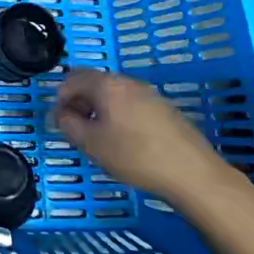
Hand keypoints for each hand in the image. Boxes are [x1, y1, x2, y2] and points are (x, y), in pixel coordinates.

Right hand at [53, 69, 232, 203]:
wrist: (193, 174)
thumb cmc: (135, 156)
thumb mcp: (91, 144)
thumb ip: (68, 125)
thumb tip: (62, 114)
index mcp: (106, 85)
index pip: (71, 80)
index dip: (59, 100)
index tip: (60, 123)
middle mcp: (127, 81)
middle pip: (92, 82)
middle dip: (79, 101)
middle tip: (77, 128)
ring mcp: (149, 93)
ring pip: (112, 92)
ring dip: (99, 108)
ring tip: (100, 136)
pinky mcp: (164, 107)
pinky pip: (130, 102)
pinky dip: (119, 113)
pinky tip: (126, 139)